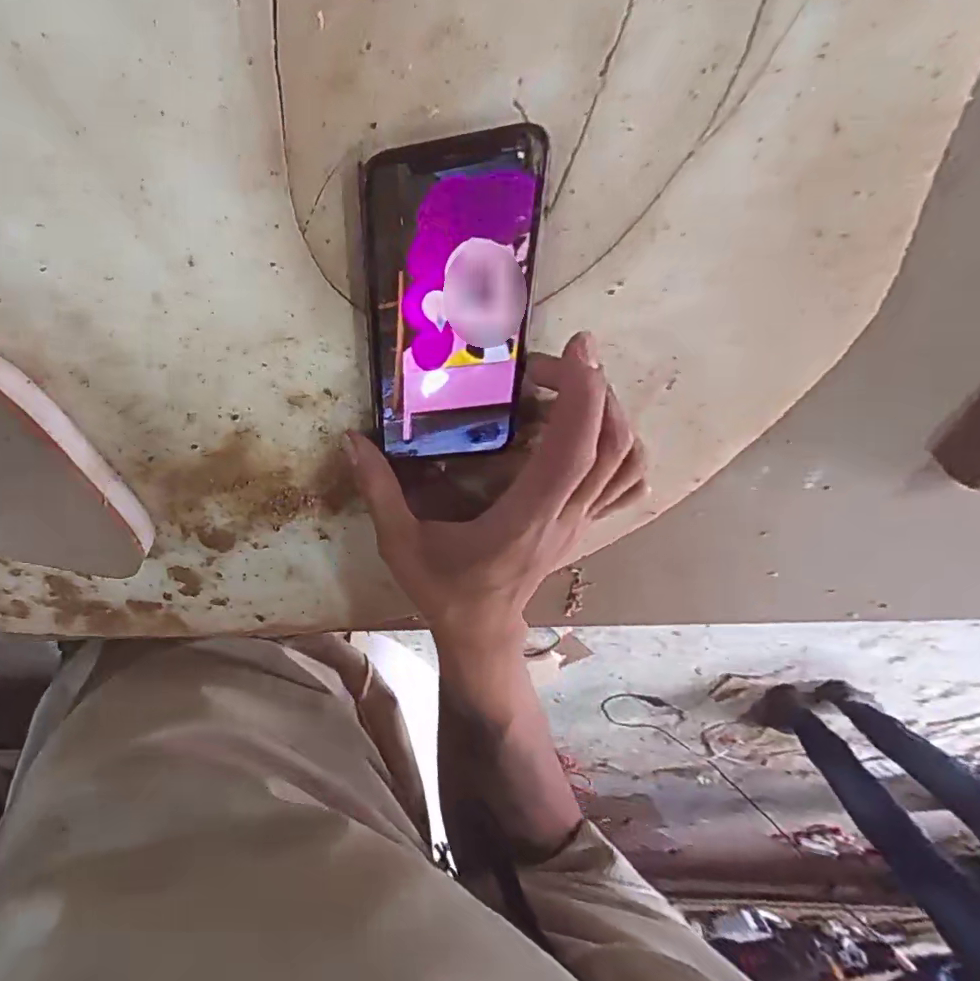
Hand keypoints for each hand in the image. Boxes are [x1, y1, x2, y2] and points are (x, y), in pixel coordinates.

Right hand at [346, 331, 646, 644]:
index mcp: (524, 519)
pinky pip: (624, 483)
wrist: (478, 630)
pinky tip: (594, 430)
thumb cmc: (440, 588)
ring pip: (627, 461)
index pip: (574, 450)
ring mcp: (580, 524)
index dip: (581, 394)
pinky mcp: (582, 526)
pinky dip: (621, 447)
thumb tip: (352, 440)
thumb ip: (378, 489)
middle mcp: (564, 517)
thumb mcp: (398, 541)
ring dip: (612, 413)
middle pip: (612, 444)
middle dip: (594, 389)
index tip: (573, 350)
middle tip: (554, 362)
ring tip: (576, 386)